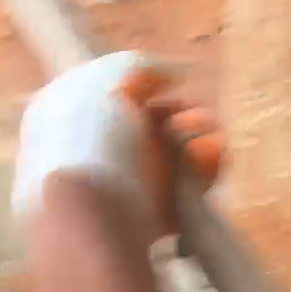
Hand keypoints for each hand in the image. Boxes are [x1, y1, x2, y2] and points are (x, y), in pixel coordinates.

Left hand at [11, 51, 224, 241]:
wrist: (95, 222)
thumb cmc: (91, 147)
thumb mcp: (102, 87)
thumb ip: (137, 69)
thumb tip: (172, 71)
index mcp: (72, 112)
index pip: (119, 92)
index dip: (150, 86)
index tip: (176, 85)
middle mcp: (100, 147)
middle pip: (153, 125)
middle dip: (184, 118)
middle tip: (204, 121)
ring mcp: (129, 184)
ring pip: (176, 158)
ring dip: (202, 145)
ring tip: (217, 145)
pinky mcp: (156, 220)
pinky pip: (187, 194)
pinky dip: (206, 178)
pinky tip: (218, 165)